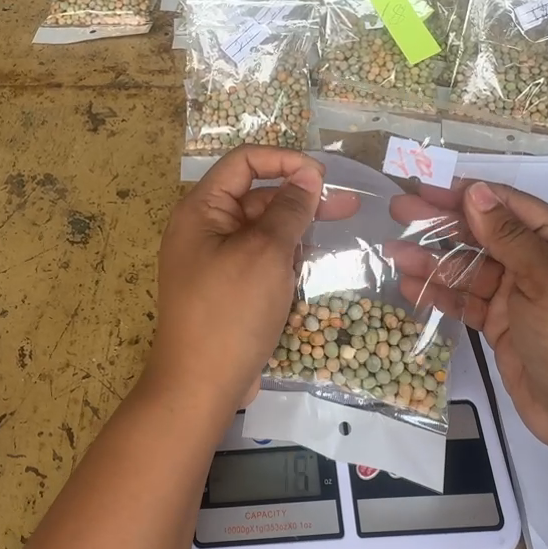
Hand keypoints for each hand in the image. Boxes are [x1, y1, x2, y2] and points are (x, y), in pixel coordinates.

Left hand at [150, 146, 360, 412]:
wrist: (199, 388)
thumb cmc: (230, 311)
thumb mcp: (266, 252)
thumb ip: (289, 209)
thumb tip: (308, 175)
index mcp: (201, 209)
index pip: (244, 162)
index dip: (284, 160)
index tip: (321, 176)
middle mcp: (205, 227)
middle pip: (257, 195)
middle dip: (300, 196)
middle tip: (348, 204)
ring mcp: (216, 259)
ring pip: (264, 228)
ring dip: (298, 227)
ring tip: (341, 226)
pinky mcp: (229, 287)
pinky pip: (262, 257)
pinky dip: (287, 255)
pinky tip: (315, 261)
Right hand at [383, 181, 547, 452]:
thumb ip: (508, 235)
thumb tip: (476, 190)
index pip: (507, 205)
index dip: (466, 194)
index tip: (424, 186)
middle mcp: (540, 262)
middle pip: (483, 233)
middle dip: (441, 222)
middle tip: (398, 210)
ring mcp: (519, 296)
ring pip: (468, 268)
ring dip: (432, 260)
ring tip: (392, 252)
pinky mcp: (502, 327)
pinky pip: (466, 302)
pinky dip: (439, 293)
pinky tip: (410, 286)